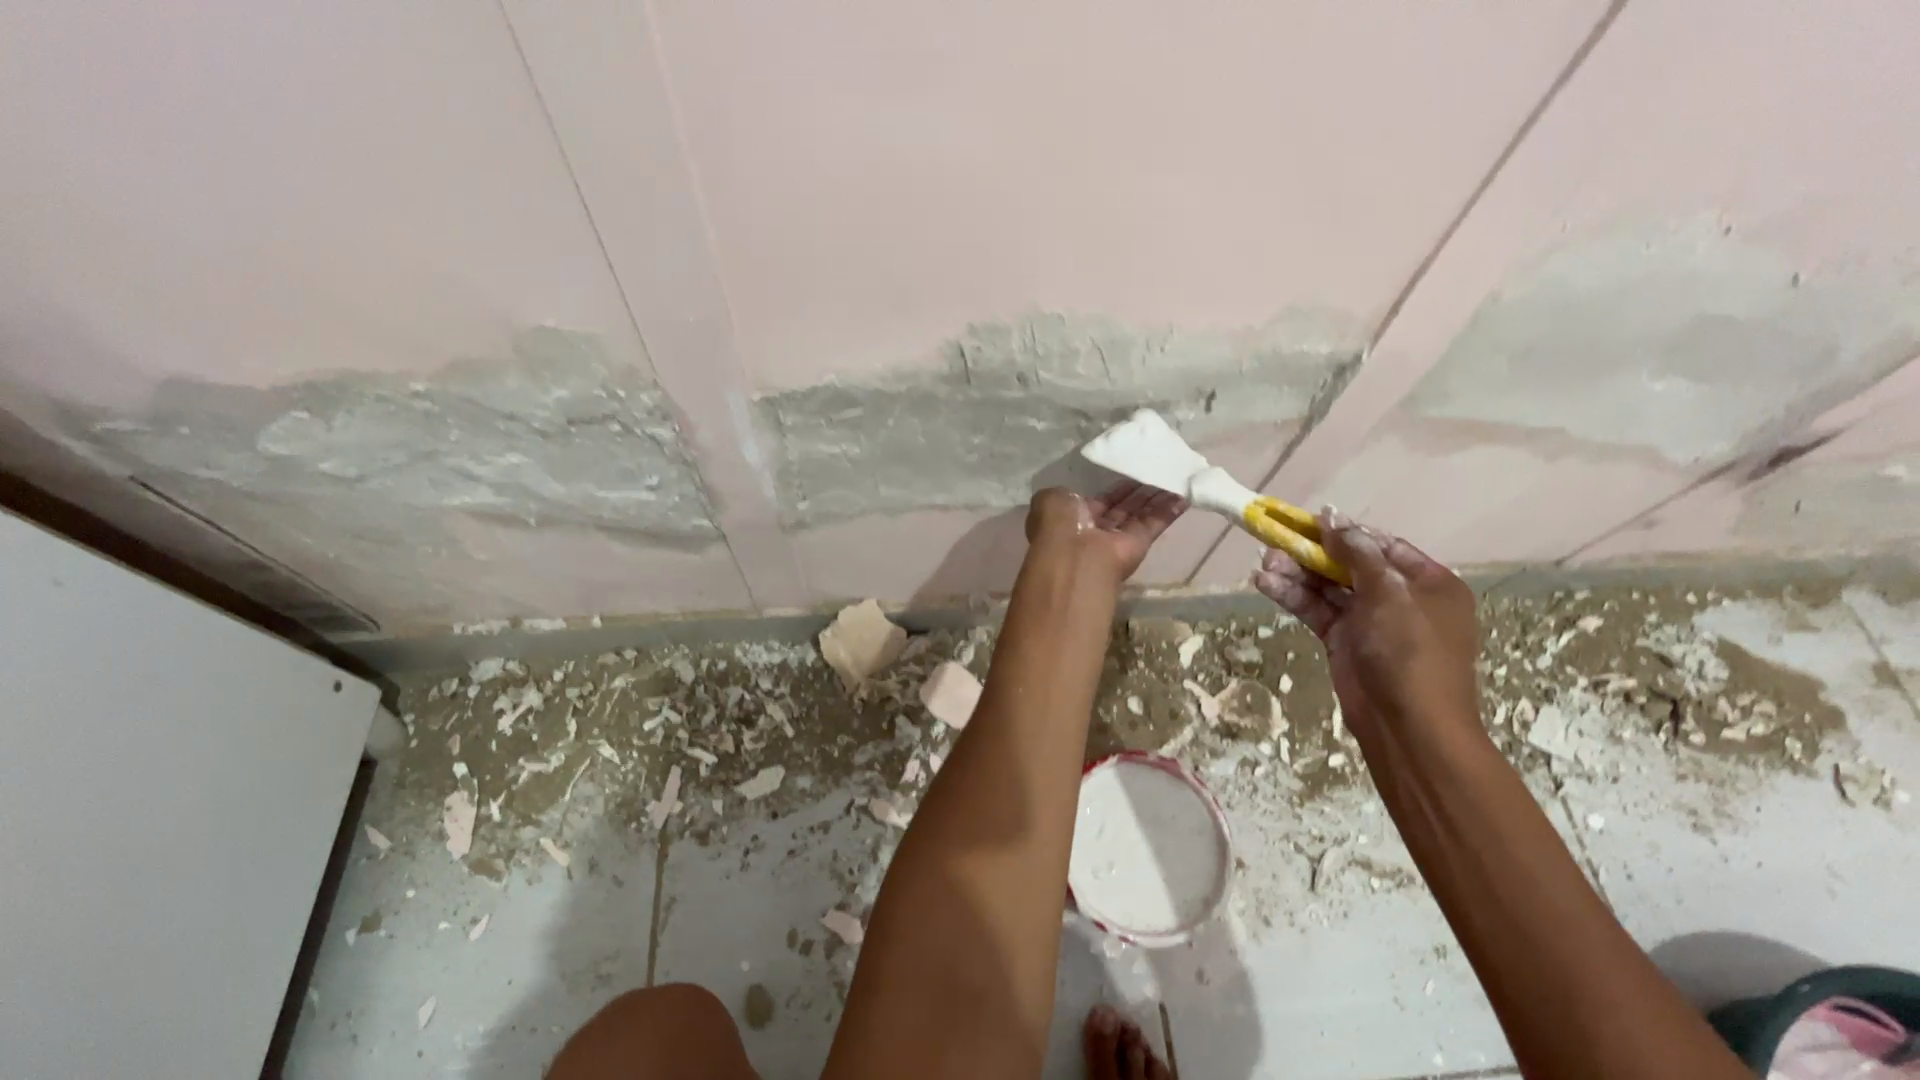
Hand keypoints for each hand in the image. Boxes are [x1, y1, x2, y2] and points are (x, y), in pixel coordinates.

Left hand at [1026, 482, 1186, 583]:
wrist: (1074, 555)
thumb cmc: (1057, 523)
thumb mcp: (1050, 499)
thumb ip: (1065, 494)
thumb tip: (1078, 495)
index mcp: (1073, 517)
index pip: (1099, 501)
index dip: (1114, 489)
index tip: (1130, 473)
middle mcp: (1096, 528)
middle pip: (1122, 507)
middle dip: (1138, 491)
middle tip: (1156, 471)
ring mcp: (1118, 538)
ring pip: (1140, 514)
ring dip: (1156, 497)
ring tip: (1174, 478)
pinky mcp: (1138, 544)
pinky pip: (1154, 524)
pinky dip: (1169, 511)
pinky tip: (1184, 496)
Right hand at [1252, 508, 1481, 743]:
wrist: (1409, 726)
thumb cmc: (1410, 651)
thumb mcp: (1389, 593)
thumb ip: (1357, 554)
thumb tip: (1332, 518)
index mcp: (1428, 583)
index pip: (1383, 546)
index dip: (1346, 532)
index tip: (1309, 522)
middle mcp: (1401, 599)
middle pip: (1350, 565)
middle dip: (1313, 553)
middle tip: (1276, 543)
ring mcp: (1371, 623)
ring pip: (1328, 588)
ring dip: (1297, 574)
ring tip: (1263, 564)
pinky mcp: (1344, 643)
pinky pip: (1317, 611)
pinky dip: (1293, 597)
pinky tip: (1265, 584)